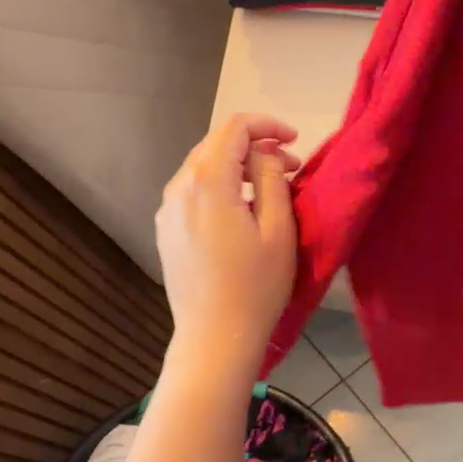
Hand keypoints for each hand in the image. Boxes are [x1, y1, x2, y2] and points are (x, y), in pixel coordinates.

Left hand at [156, 114, 300, 366]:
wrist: (215, 336)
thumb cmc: (256, 286)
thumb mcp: (278, 229)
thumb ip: (272, 179)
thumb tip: (266, 154)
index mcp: (208, 181)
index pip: (234, 128)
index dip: (267, 125)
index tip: (296, 140)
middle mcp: (179, 187)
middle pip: (215, 145)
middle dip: (255, 147)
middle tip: (292, 167)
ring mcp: (168, 210)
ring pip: (203, 169)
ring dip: (237, 168)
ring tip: (270, 190)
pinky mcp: (167, 231)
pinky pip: (194, 193)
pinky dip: (221, 189)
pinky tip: (242, 213)